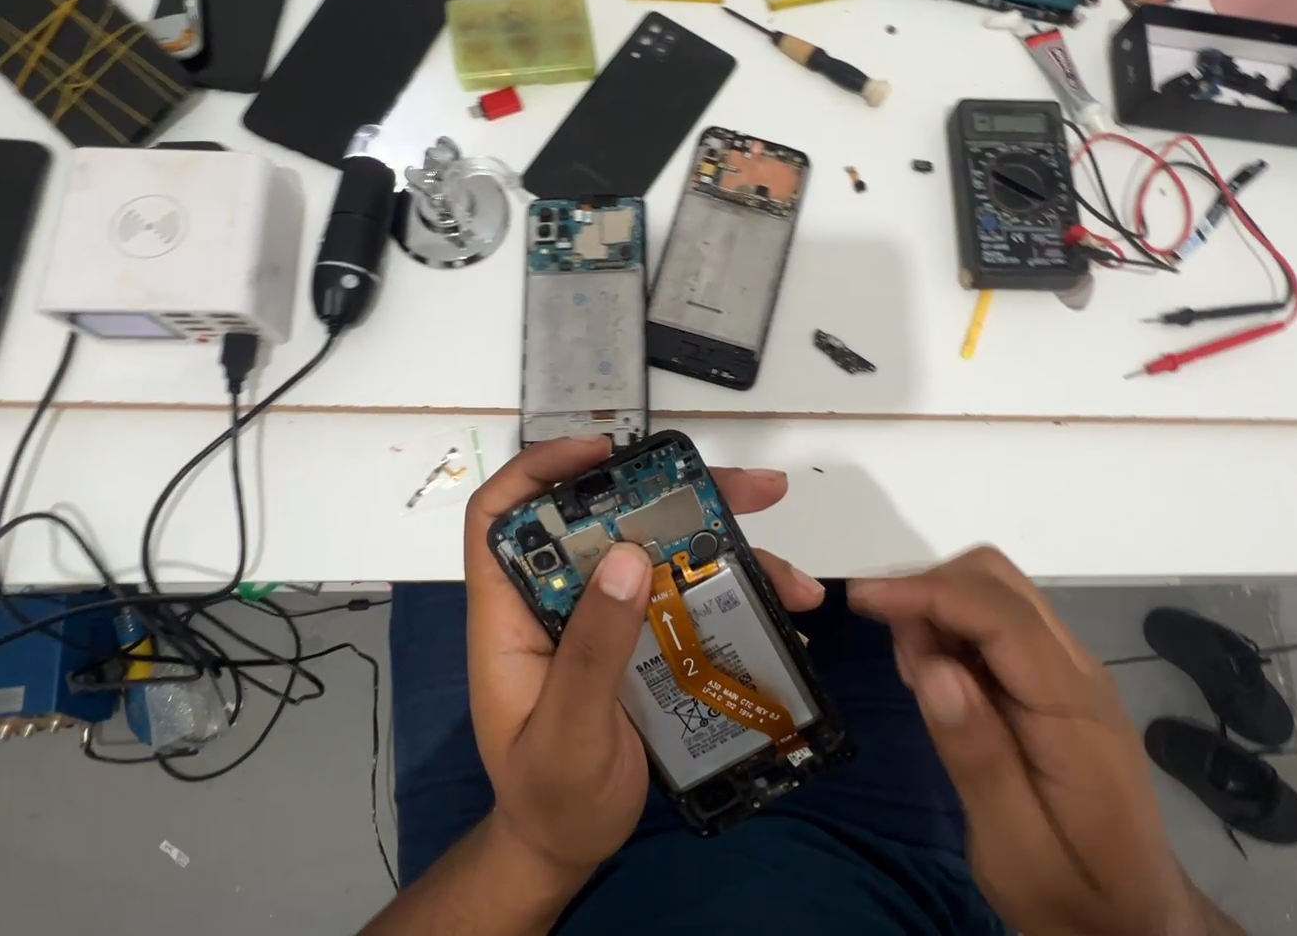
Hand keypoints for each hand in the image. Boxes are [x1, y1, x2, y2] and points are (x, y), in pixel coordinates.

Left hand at [462, 436, 824, 876]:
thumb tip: (626, 556)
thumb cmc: (552, 796)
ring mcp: (603, 617)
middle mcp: (559, 601)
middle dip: (678, 497)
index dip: (541, 470)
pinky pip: (684, 598)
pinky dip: (733, 596)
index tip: (604, 451)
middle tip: (754, 490)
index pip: (502, 518)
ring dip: (727, 550)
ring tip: (794, 575)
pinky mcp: (640, 638)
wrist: (570, 845)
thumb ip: (592, 651)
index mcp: (512, 615)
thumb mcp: (569, 733)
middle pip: (606, 521)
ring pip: (658, 555)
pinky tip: (782, 612)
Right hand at [849, 547, 1221, 935]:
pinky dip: (950, 626)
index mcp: (1075, 711)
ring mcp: (1069, 670)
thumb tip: (932, 666)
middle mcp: (1078, 671)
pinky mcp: (1053, 678)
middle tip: (889, 644)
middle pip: (999, 581)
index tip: (861, 598)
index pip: (1001, 617)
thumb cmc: (1073, 893)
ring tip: (912, 672)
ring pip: (996, 590)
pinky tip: (935, 677)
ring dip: (937, 605)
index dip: (928, 593)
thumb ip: (977, 757)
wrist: (1137, 920)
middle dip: (929, 588)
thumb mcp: (1016, 852)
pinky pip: (995, 622)